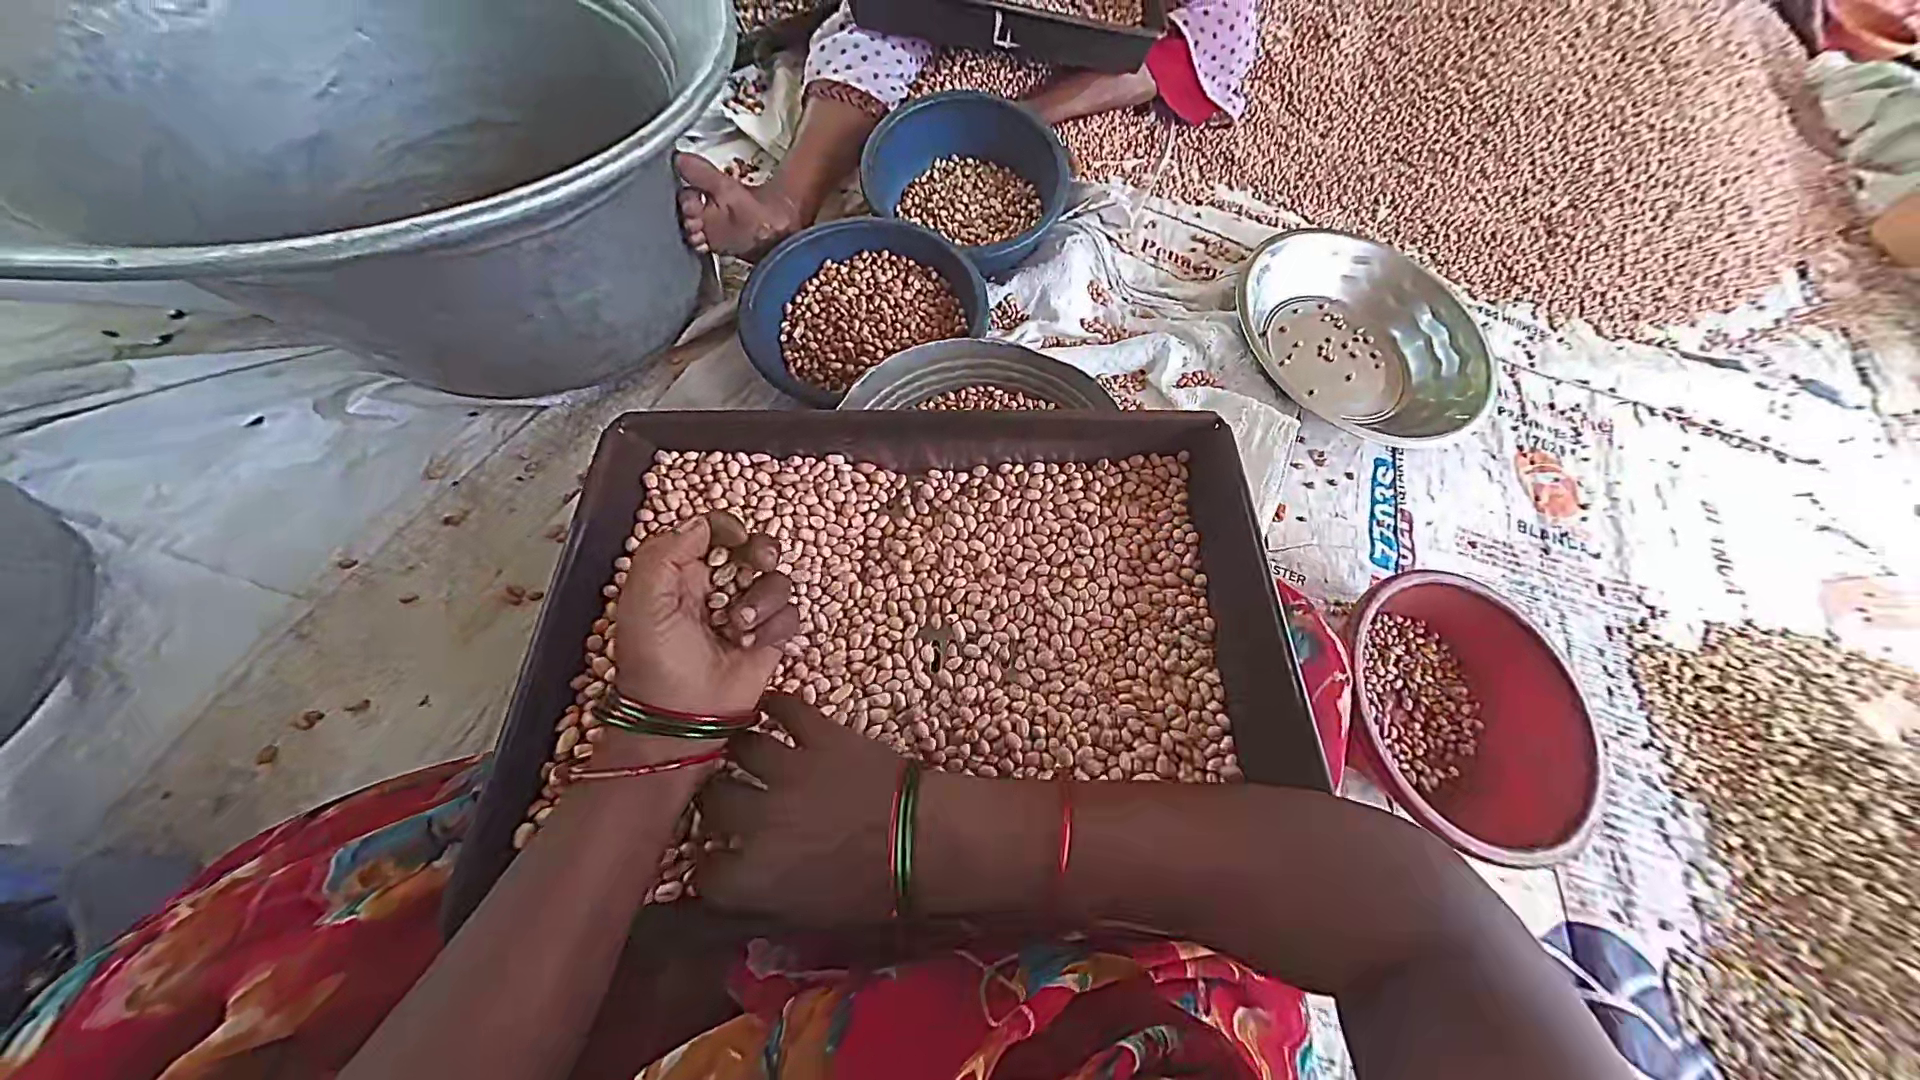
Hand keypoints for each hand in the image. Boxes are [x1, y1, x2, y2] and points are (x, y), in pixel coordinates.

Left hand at [613, 512, 798, 716]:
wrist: (681, 717)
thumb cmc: (655, 662)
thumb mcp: (641, 603)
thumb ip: (663, 555)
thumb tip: (701, 524)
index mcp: (685, 573)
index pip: (713, 532)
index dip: (728, 528)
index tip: (735, 538)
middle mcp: (720, 588)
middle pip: (755, 549)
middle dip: (761, 552)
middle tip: (759, 563)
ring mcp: (748, 612)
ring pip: (777, 581)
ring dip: (763, 600)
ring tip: (739, 626)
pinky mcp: (771, 637)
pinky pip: (790, 614)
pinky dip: (775, 625)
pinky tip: (753, 643)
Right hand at [698, 695, 906, 923]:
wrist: (924, 839)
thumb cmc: (875, 890)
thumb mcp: (810, 915)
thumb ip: (764, 898)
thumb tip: (742, 885)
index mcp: (754, 875)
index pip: (704, 869)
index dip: (709, 862)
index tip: (716, 856)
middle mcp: (759, 818)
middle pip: (713, 800)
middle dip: (715, 800)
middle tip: (725, 796)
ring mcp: (790, 770)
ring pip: (740, 748)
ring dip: (735, 750)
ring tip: (737, 748)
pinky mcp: (821, 736)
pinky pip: (786, 708)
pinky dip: (773, 703)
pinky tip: (764, 704)